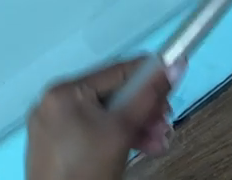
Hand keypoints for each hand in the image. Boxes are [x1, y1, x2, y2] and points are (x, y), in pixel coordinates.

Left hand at [24, 56, 178, 179]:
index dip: (149, 75)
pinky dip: (117, 136)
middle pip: (114, 95)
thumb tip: (178, 62)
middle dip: (145, 111)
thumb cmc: (89, 168)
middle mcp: (55, 101)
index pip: (118, 71)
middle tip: (166, 124)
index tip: (173, 83)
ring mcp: (53, 124)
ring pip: (106, 114)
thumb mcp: (125, 129)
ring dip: (137, 126)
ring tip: (159, 143)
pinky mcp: (56, 144)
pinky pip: (94, 129)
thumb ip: (151, 94)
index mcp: (65, 91)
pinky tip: (142, 147)